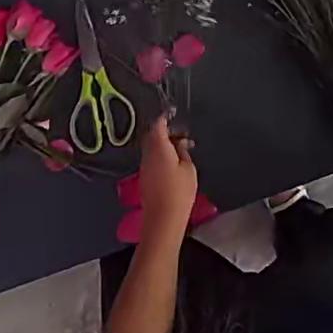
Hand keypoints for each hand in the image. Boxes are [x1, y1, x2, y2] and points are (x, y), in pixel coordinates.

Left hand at [137, 113, 197, 242]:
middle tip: (182, 133)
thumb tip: (180, 143)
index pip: (158, 126)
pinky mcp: (145, 177)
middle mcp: (148, 154)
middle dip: (165, 130)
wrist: (163, 220)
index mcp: (159, 148)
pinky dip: (161, 153)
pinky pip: (151, 158)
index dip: (164, 117)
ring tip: (181, 148)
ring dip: (163, 143)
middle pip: (152, 136)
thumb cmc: (179, 192)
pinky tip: (174, 161)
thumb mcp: (188, 169)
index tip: (172, 112)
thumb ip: (183, 152)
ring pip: (151, 147)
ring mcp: (144, 166)